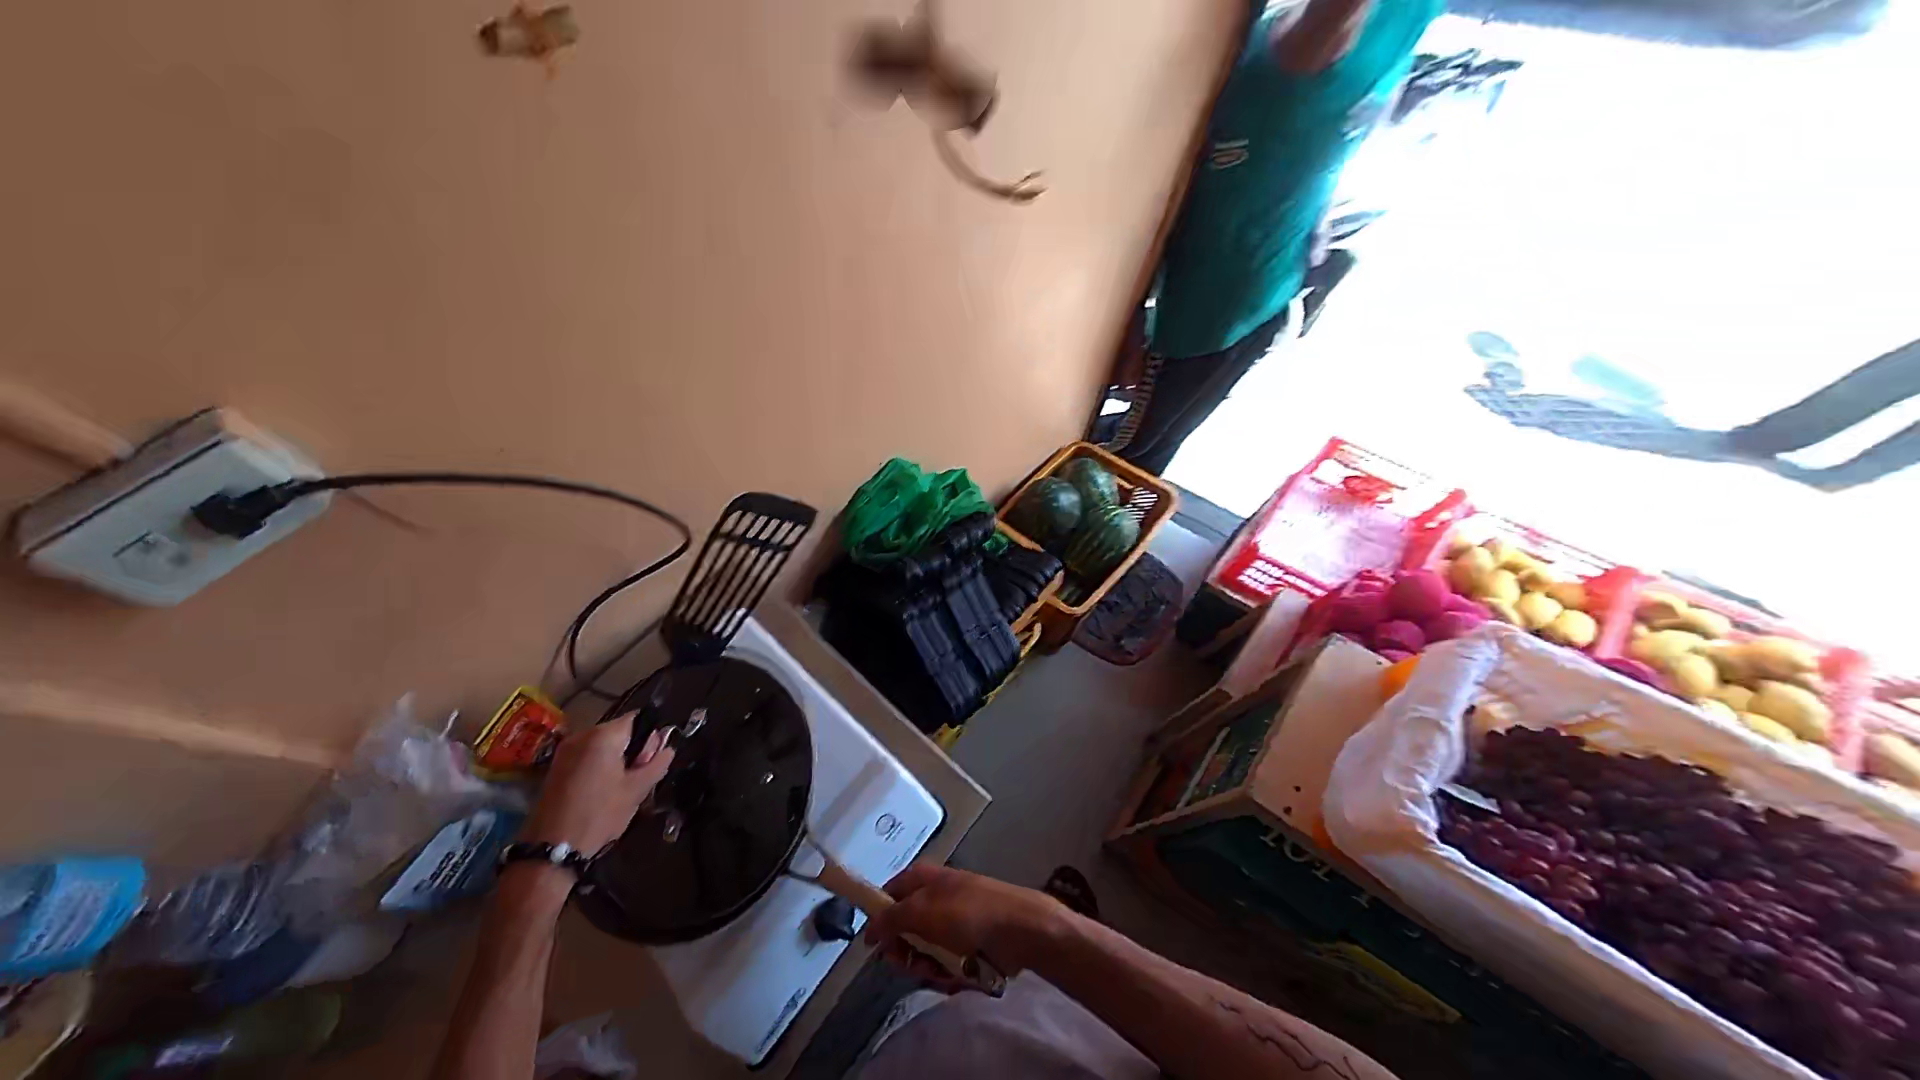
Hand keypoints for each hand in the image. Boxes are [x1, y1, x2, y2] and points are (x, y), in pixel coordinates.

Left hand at [523, 713, 674, 854]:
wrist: (553, 848)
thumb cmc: (600, 814)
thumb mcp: (636, 790)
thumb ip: (657, 763)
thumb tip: (667, 748)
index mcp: (602, 736)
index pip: (637, 719)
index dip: (650, 738)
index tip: (651, 761)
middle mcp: (581, 736)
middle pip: (619, 732)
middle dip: (633, 750)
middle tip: (638, 778)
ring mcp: (564, 752)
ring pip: (603, 746)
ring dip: (616, 759)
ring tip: (621, 787)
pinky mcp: (555, 768)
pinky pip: (587, 756)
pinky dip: (599, 767)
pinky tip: (602, 792)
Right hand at [863, 864, 1068, 975]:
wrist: (1019, 929)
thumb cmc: (968, 912)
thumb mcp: (921, 910)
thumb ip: (889, 917)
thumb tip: (869, 928)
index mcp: (923, 879)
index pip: (888, 894)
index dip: (878, 918)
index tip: (874, 946)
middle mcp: (935, 897)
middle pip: (904, 929)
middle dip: (905, 952)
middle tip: (913, 962)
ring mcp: (953, 922)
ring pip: (924, 951)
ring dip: (928, 966)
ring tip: (943, 970)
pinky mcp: (968, 945)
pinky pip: (946, 963)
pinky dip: (948, 972)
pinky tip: (959, 975)